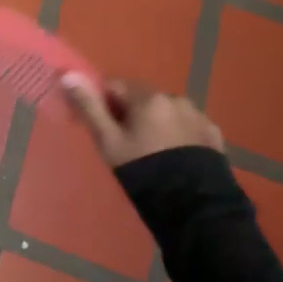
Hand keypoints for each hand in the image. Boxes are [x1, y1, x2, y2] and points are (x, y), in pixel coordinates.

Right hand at [64, 76, 223, 167]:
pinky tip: (175, 155)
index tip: (104, 127)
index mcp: (147, 96)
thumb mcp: (108, 140)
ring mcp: (198, 115)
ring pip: (165, 110)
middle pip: (141, 97)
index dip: (103, 104)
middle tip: (126, 142)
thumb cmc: (144, 169)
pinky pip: (186, 124)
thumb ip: (89, 106)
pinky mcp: (213, 134)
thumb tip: (68, 74)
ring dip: (155, 122)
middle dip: (131, 113)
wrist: (196, 207)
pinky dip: (177, 132)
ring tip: (153, 151)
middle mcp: (175, 98)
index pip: (113, 86)